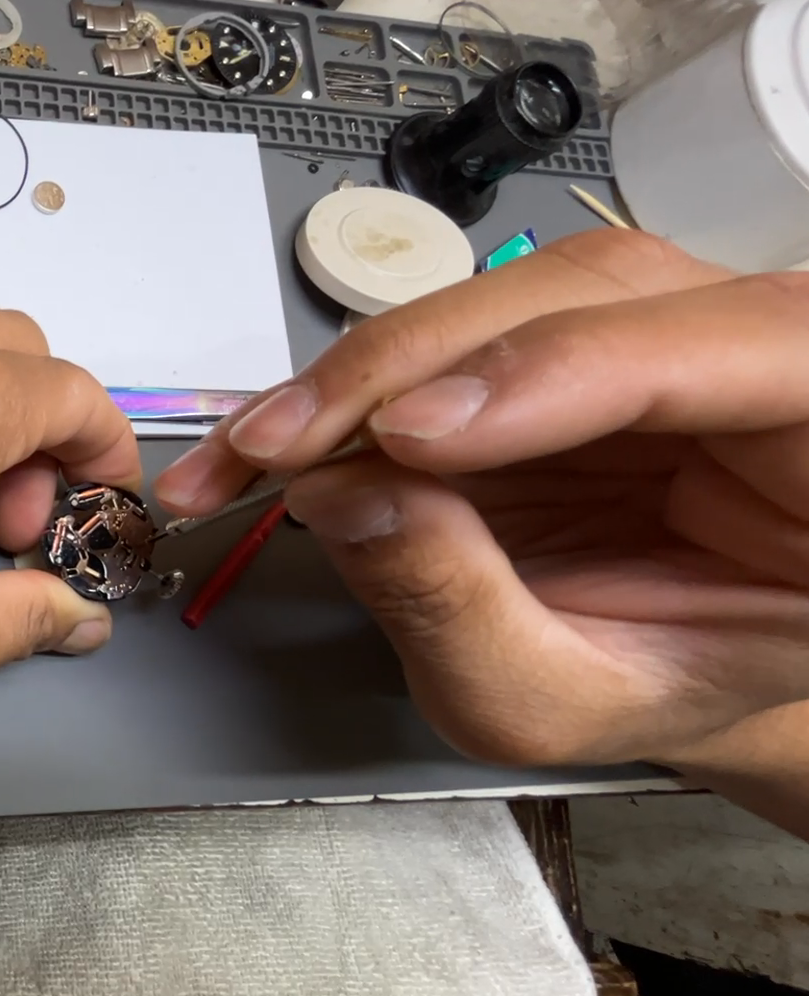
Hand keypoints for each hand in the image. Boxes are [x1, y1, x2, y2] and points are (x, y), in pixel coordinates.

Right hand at [152, 230, 808, 771]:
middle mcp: (759, 359)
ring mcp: (638, 338)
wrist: (663, 666)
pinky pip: (419, 349)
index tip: (401, 437)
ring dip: (338, 383)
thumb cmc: (640, 693)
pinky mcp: (534, 353)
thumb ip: (455, 610)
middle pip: (575, 292)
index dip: (556, 371)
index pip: (744, 348)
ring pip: (478, 304)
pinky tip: (256, 449)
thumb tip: (335, 498)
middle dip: (393, 372)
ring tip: (243, 457)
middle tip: (272, 447)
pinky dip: (323, 400)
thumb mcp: (542, 699)